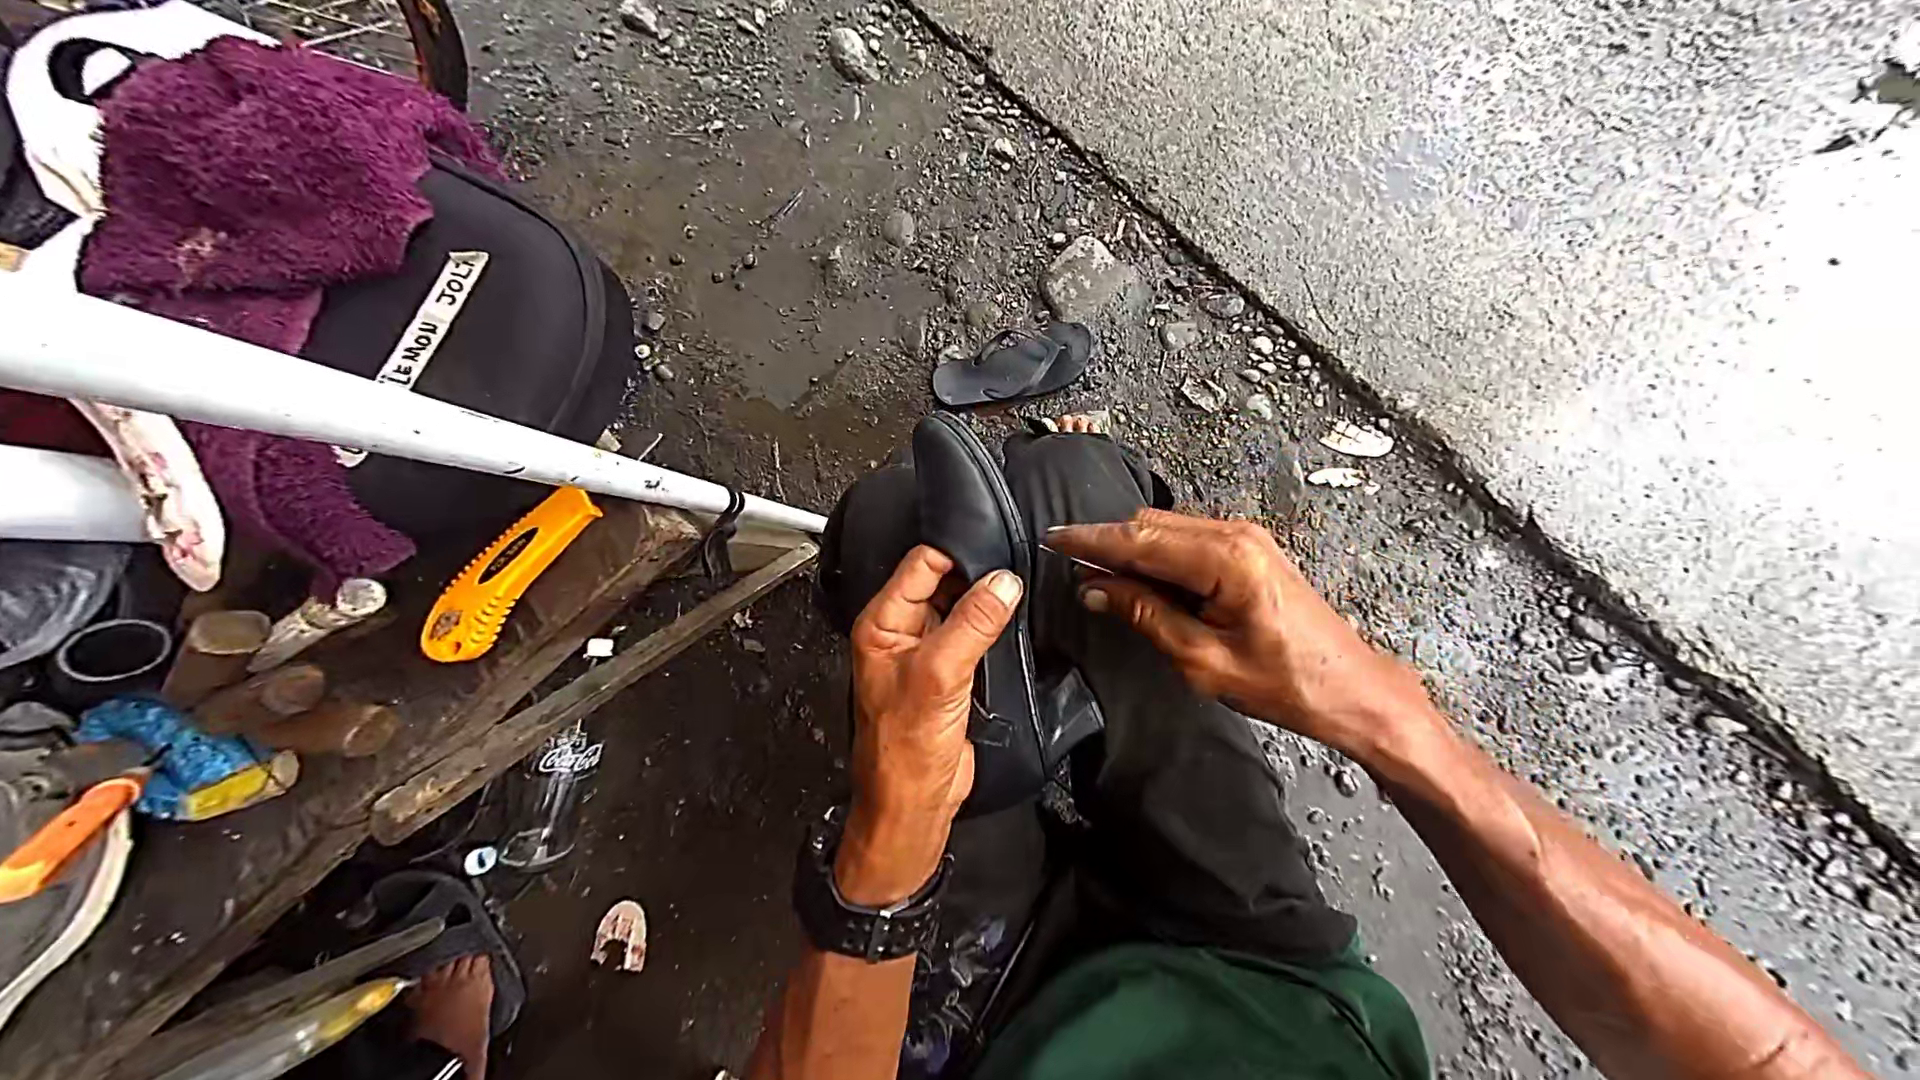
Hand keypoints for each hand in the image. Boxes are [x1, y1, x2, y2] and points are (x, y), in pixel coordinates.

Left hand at [838, 545, 1021, 905]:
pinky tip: (1008, 623)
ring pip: (959, 606)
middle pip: (941, 582)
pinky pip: (971, 633)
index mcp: (882, 624)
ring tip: (1012, 596)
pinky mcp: (949, 671)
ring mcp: (926, 651)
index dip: (955, 553)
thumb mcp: (940, 677)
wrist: (914, 802)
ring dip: (984, 600)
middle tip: (1008, 576)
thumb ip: (972, 624)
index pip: (919, 565)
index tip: (992, 551)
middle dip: (974, 574)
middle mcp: (901, 633)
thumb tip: (1002, 583)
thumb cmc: (902, 751)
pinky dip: (990, 625)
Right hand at [1046, 509, 1432, 760]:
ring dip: (1129, 550)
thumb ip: (1145, 616)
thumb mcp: (1202, 660)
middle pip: (1149, 525)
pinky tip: (1139, 579)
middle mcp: (1237, 536)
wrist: (1353, 689)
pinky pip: (1186, 540)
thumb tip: (1098, 590)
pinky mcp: (1248, 551)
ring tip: (1099, 578)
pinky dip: (1155, 555)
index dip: (1090, 541)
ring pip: (1165, 529)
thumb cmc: (1289, 683)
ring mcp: (1245, 539)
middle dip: (1106, 543)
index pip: (1138, 541)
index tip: (1054, 540)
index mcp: (1226, 560)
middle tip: (1071, 567)